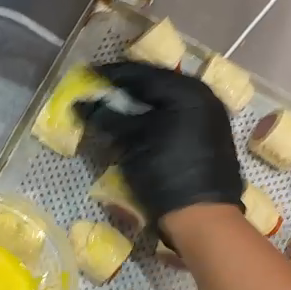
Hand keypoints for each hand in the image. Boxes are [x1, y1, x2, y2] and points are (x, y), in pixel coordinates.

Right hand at [75, 61, 243, 226]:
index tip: (88, 74)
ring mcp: (210, 119)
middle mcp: (203, 98)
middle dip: (127, 89)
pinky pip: (176, 119)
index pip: (142, 72)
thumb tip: (81, 103)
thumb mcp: (133, 142)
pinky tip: (137, 128)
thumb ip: (108, 118)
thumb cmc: (165, 172)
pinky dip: (155, 120)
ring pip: (167, 103)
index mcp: (187, 91)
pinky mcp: (209, 139)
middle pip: (157, 85)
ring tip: (114, 109)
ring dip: (140, 105)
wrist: (202, 217)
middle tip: (100, 91)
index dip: (112, 73)